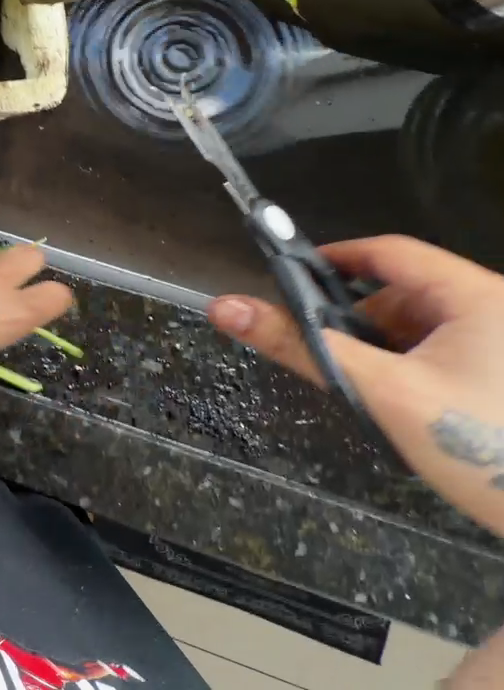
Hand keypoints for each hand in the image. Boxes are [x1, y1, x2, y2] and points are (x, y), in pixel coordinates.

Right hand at [207, 235, 503, 535]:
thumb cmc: (482, 446)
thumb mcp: (379, 391)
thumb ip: (297, 344)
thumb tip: (222, 306)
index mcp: (480, 298)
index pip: (388, 252)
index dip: (331, 258)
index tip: (285, 278)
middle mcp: (503, 311)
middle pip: (408, 290)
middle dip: (359, 317)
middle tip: (329, 351)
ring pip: (433, 323)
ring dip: (390, 344)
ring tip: (374, 385)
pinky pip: (460, 349)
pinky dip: (423, 364)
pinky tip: (414, 400)